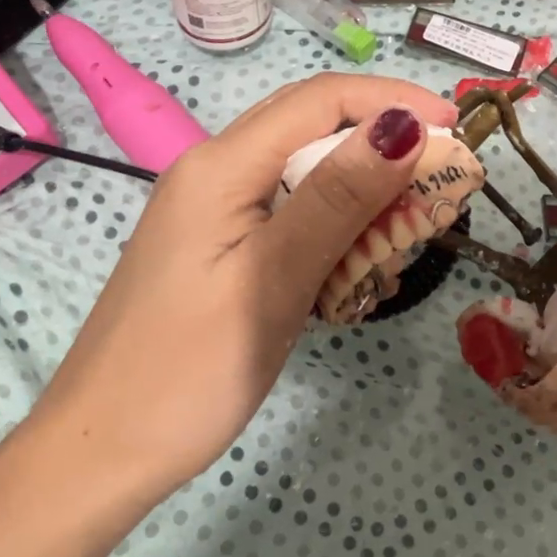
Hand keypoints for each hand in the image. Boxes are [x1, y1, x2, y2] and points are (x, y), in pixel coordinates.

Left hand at [0, 73, 458, 556]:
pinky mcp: (224, 246)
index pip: (321, 99)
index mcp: (221, 166)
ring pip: (309, 172)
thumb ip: (338, 198)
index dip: (393, 100)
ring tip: (410, 228)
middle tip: (444, 179)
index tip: (457, 127)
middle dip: (386, 142)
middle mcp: (217, 171)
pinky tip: (364, 265)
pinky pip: (294, 213)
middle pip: (316, 127)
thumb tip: (404, 126)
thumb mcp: (273, 280)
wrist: (98, 457)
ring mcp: (217, 210)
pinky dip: (340, 226)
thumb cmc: (187, 370)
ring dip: (366, 190)